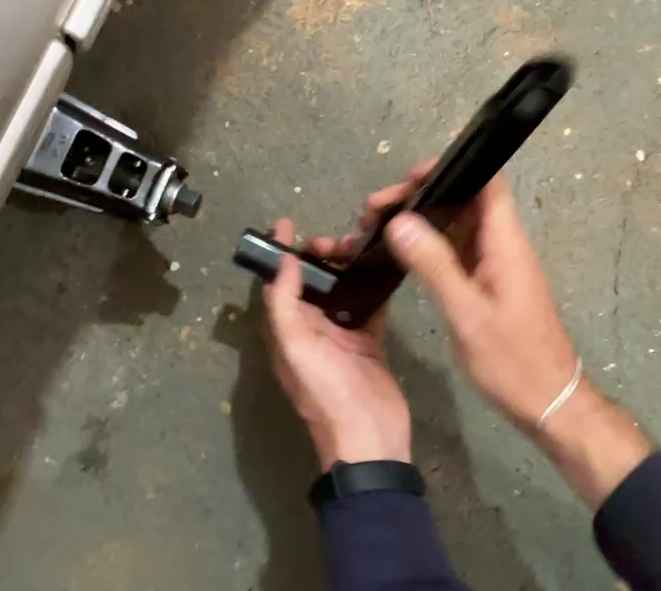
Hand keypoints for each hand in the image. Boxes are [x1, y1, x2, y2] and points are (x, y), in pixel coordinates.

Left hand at [262, 218, 411, 470]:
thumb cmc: (327, 391)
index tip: (286, 222)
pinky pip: (370, 305)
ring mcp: (342, 334)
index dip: (280, 252)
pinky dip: (374, 285)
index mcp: (287, 330)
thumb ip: (285, 304)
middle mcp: (311, 328)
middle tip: (335, 241)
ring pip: (340, 289)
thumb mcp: (296, 347)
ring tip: (358, 248)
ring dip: (346, 266)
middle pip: (311, 282)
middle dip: (318, 255)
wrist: (371, 438)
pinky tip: (382, 265)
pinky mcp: (370, 340)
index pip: (278, 282)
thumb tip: (283, 261)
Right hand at [366, 162, 576, 430]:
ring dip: (418, 220)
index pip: (487, 184)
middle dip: (419, 195)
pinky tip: (396, 252)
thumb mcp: (467, 314)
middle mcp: (502, 246)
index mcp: (506, 244)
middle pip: (463, 201)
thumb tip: (399, 220)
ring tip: (373, 227)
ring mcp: (494, 265)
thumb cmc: (513, 360)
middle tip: (374, 208)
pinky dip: (426, 244)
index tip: (410, 176)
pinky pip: (454, 249)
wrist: (549, 405)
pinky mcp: (486, 283)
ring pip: (455, 225)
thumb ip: (434, 264)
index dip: (451, 169)